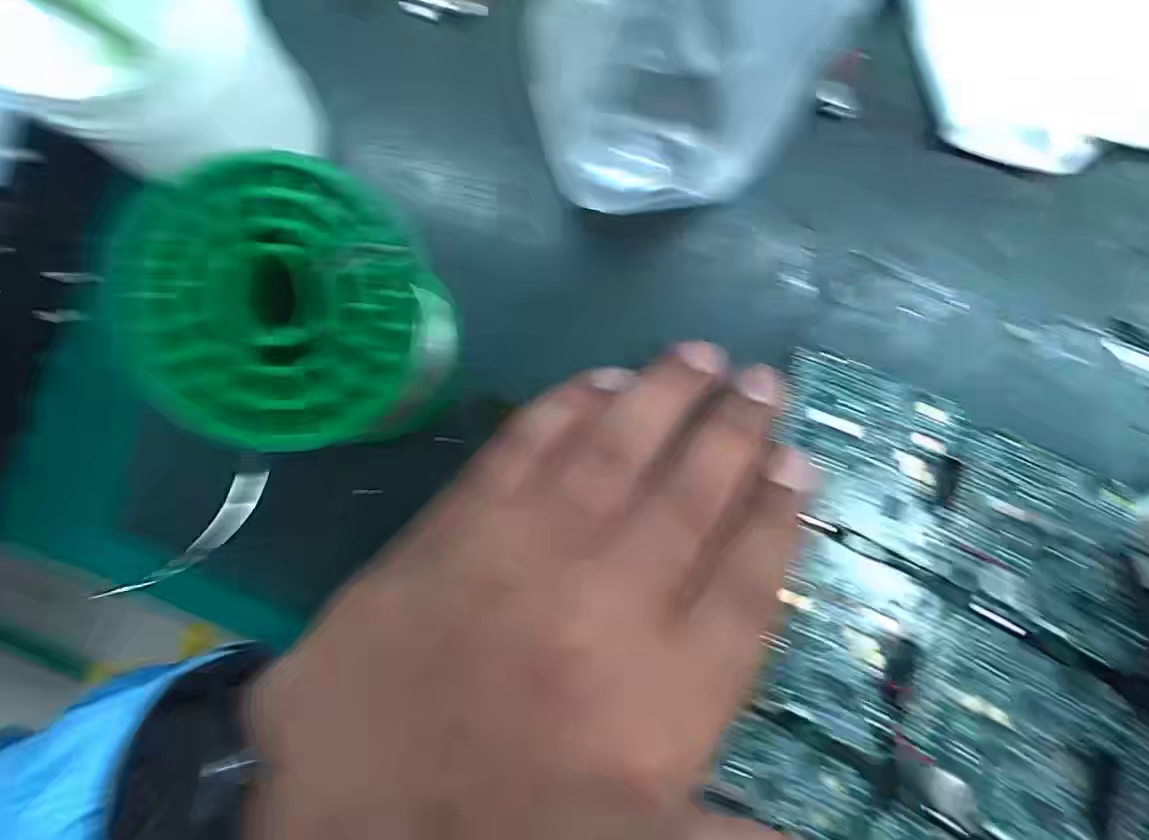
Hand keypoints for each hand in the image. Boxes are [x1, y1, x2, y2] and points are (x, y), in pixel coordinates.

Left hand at [246, 343, 815, 839]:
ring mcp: (528, 548)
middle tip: (765, 379)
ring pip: (615, 453)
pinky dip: (565, 405)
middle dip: (734, 432)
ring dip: (663, 396)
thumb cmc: (493, 819)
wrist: (350, 796)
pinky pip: (526, 445)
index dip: (777, 516)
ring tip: (701, 356)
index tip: (798, 462)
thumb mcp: (623, 836)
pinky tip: (599, 378)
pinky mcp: (461, 519)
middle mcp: (607, 603)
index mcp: (662, 696)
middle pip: (688, 497)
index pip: (745, 584)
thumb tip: (791, 819)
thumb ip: (713, 821)